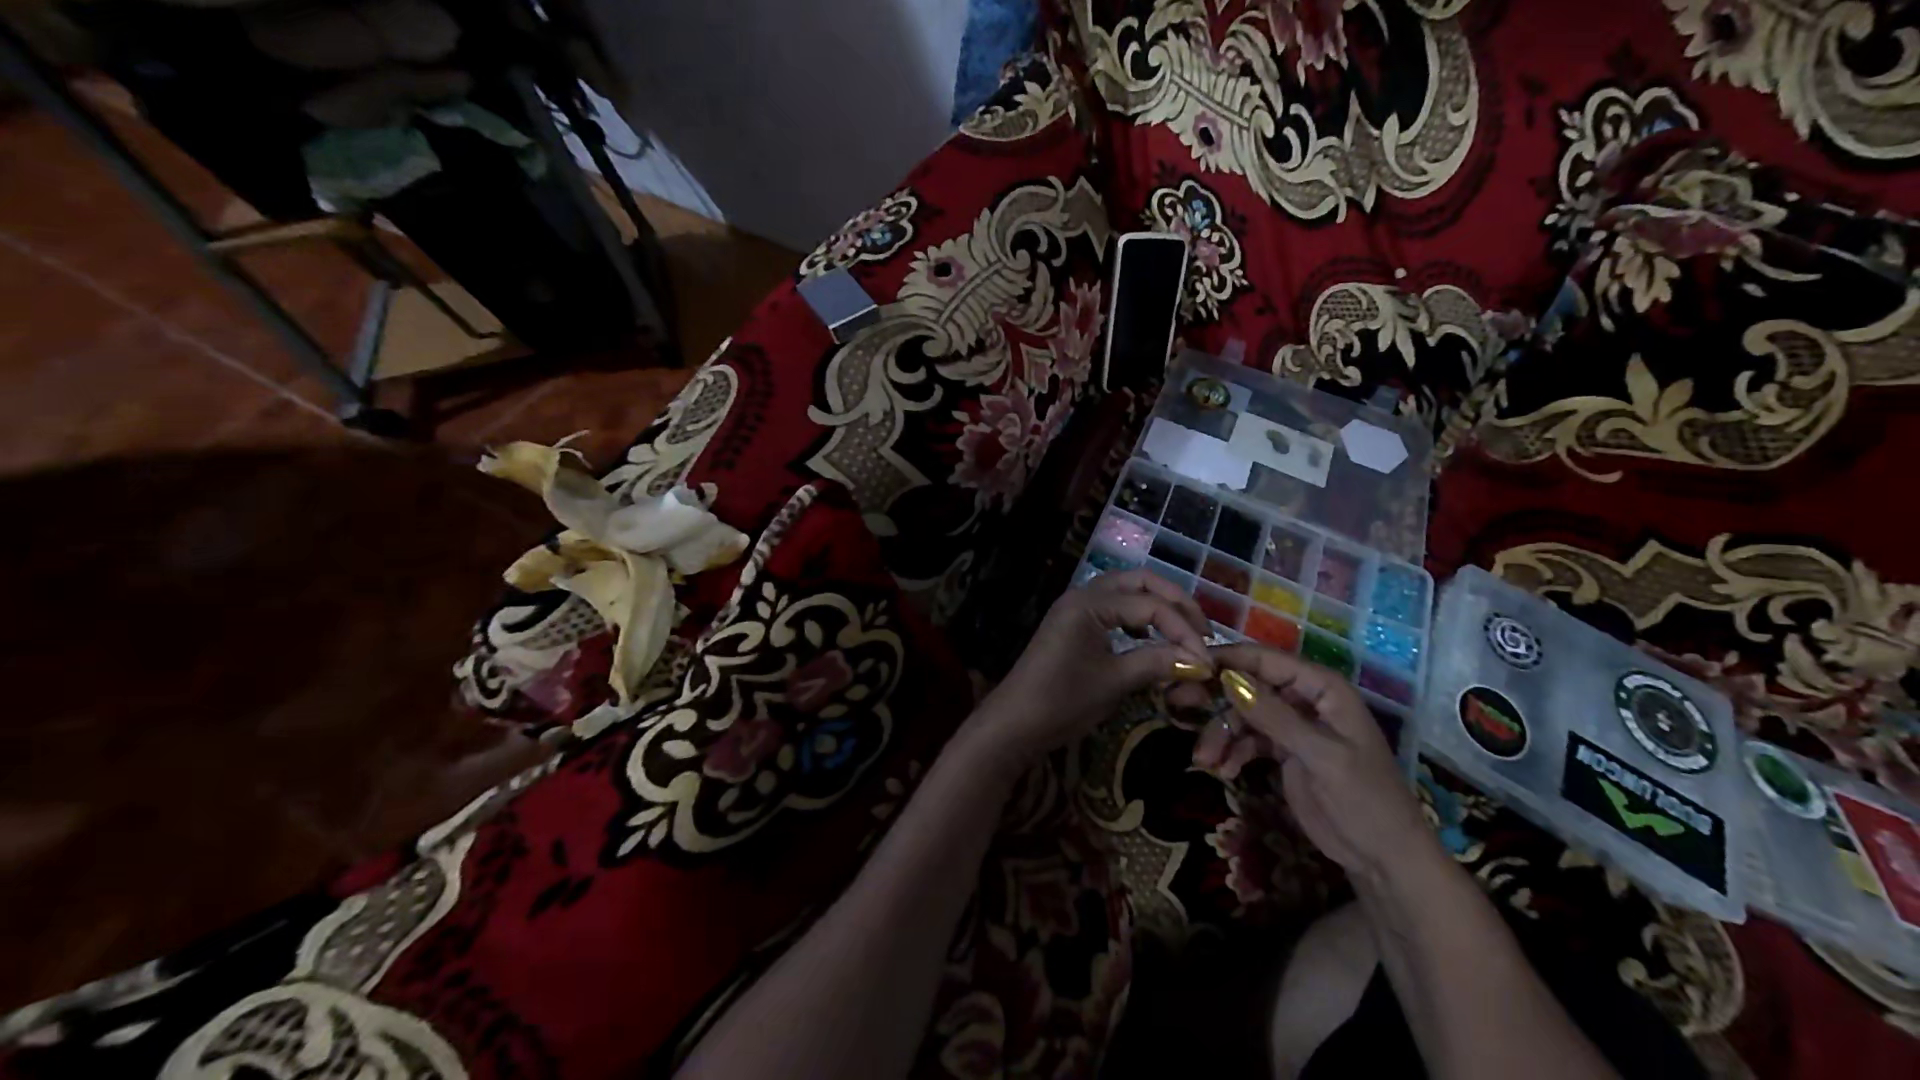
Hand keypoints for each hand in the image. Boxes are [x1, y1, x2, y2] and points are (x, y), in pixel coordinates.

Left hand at [969, 569, 1214, 763]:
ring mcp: (1076, 609)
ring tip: (1184, 634)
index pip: (1151, 605)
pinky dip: (1137, 620)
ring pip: (1127, 593)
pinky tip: (1150, 640)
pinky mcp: (1074, 626)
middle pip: (1140, 582)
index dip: (1184, 631)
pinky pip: (1113, 610)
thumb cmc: (1062, 701)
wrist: (1015, 724)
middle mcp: (1083, 595)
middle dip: (1175, 603)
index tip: (1207, 661)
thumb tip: (1201, 662)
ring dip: (1157, 607)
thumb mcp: (1115, 681)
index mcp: (1090, 602)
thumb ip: (1158, 663)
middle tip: (1202, 632)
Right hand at [1185, 644, 1433, 887]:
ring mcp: (1293, 726)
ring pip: (1243, 715)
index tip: (1187, 668)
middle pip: (1249, 685)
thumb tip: (1229, 679)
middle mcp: (1305, 699)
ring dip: (1220, 734)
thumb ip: (1274, 716)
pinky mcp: (1284, 752)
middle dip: (1215, 697)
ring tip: (1204, 760)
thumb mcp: (1320, 756)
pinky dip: (1232, 753)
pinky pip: (1248, 741)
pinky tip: (1222, 771)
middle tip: (1177, 703)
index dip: (1227, 660)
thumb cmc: (1365, 799)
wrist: (1384, 859)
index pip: (1267, 660)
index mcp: (1323, 689)